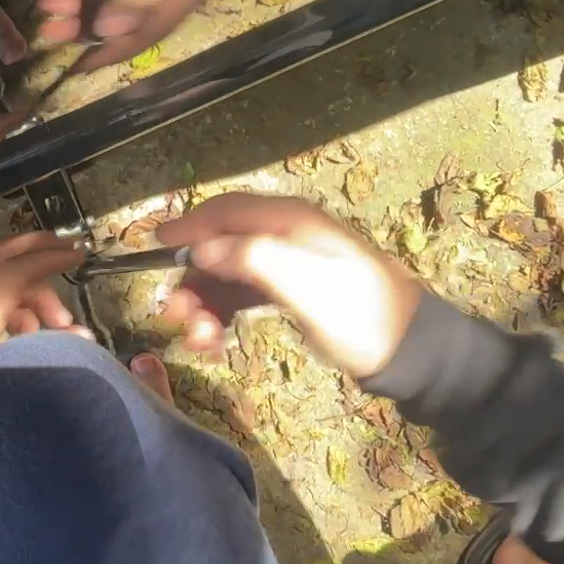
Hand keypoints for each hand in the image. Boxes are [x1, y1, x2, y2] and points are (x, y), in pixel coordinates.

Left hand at [0, 232, 88, 413]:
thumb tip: (81, 339)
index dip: (47, 260)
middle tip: (66, 248)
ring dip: (31, 292)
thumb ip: (51, 357)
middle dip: (31, 250)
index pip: (9, 276)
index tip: (80, 255)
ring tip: (60, 323)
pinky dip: (20, 310)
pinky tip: (38, 336)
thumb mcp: (15, 389)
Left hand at [35, 0, 231, 71]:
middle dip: (86, 29)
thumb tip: (109, 35)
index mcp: (183, 0)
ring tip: (51, 1)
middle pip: (128, 25)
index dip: (105, 55)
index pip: (140, 40)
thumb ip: (135, 1)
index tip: (69, 67)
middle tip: (49, 25)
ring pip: (119, 4)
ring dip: (84, 8)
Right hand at [154, 193, 421, 376]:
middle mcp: (283, 234)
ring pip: (226, 273)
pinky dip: (222, 313)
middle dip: (193, 278)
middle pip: (220, 245)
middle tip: (175, 315)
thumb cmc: (360, 316)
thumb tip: (201, 249)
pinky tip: (215, 339)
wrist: (409, 352)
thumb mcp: (309, 288)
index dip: (188, 227)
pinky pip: (240, 294)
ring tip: (199, 340)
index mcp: (290, 221)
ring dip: (204, 302)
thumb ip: (255, 260)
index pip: (226, 211)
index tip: (154, 246)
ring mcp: (284, 262)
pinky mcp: (286, 289)